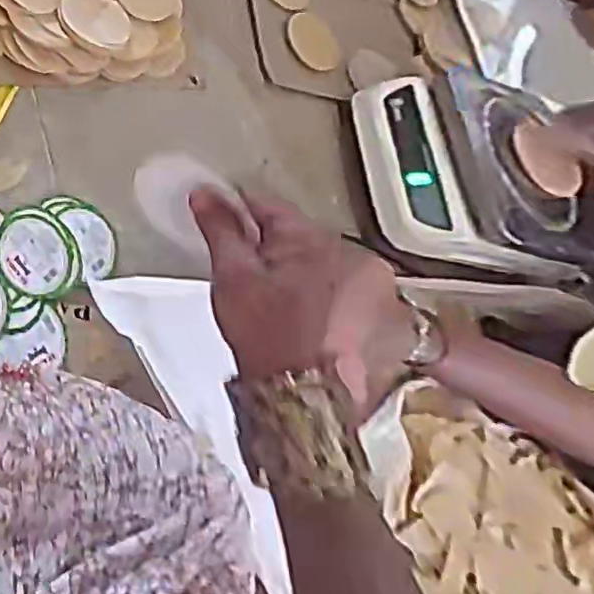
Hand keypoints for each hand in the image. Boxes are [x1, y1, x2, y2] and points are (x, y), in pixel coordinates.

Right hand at [192, 188, 416, 407]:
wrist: (305, 399)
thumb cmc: (269, 339)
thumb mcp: (233, 277)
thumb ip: (220, 229)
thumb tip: (206, 194)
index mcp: (316, 239)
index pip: (269, 205)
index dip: (240, 213)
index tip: (224, 222)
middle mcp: (355, 255)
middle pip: (301, 236)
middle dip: (274, 249)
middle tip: (251, 279)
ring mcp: (376, 286)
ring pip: (325, 262)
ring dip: (303, 272)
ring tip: (280, 304)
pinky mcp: (387, 313)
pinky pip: (346, 289)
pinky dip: (326, 296)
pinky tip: (307, 319)